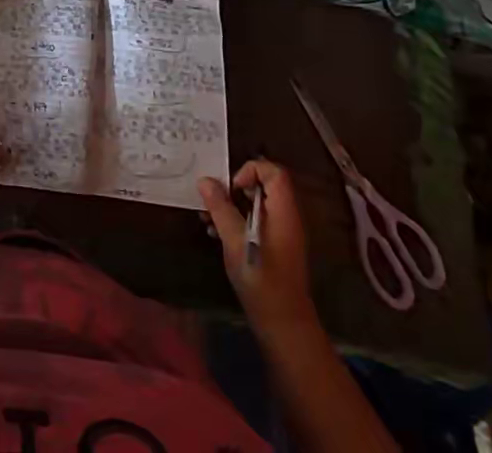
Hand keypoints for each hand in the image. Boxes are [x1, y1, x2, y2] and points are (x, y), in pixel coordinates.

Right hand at [199, 159, 316, 329]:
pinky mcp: (273, 244)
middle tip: (212, 200)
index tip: (231, 188)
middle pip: (263, 185)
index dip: (250, 171)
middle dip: (233, 187)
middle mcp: (286, 217)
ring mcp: (281, 231)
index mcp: (284, 212)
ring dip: (230, 204)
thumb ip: (221, 208)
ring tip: (208, 217)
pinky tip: (215, 232)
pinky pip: (254, 219)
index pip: (274, 172)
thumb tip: (206, 181)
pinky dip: (235, 219)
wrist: (282, 320)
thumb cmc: (261, 278)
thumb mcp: (235, 240)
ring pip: (255, 202)